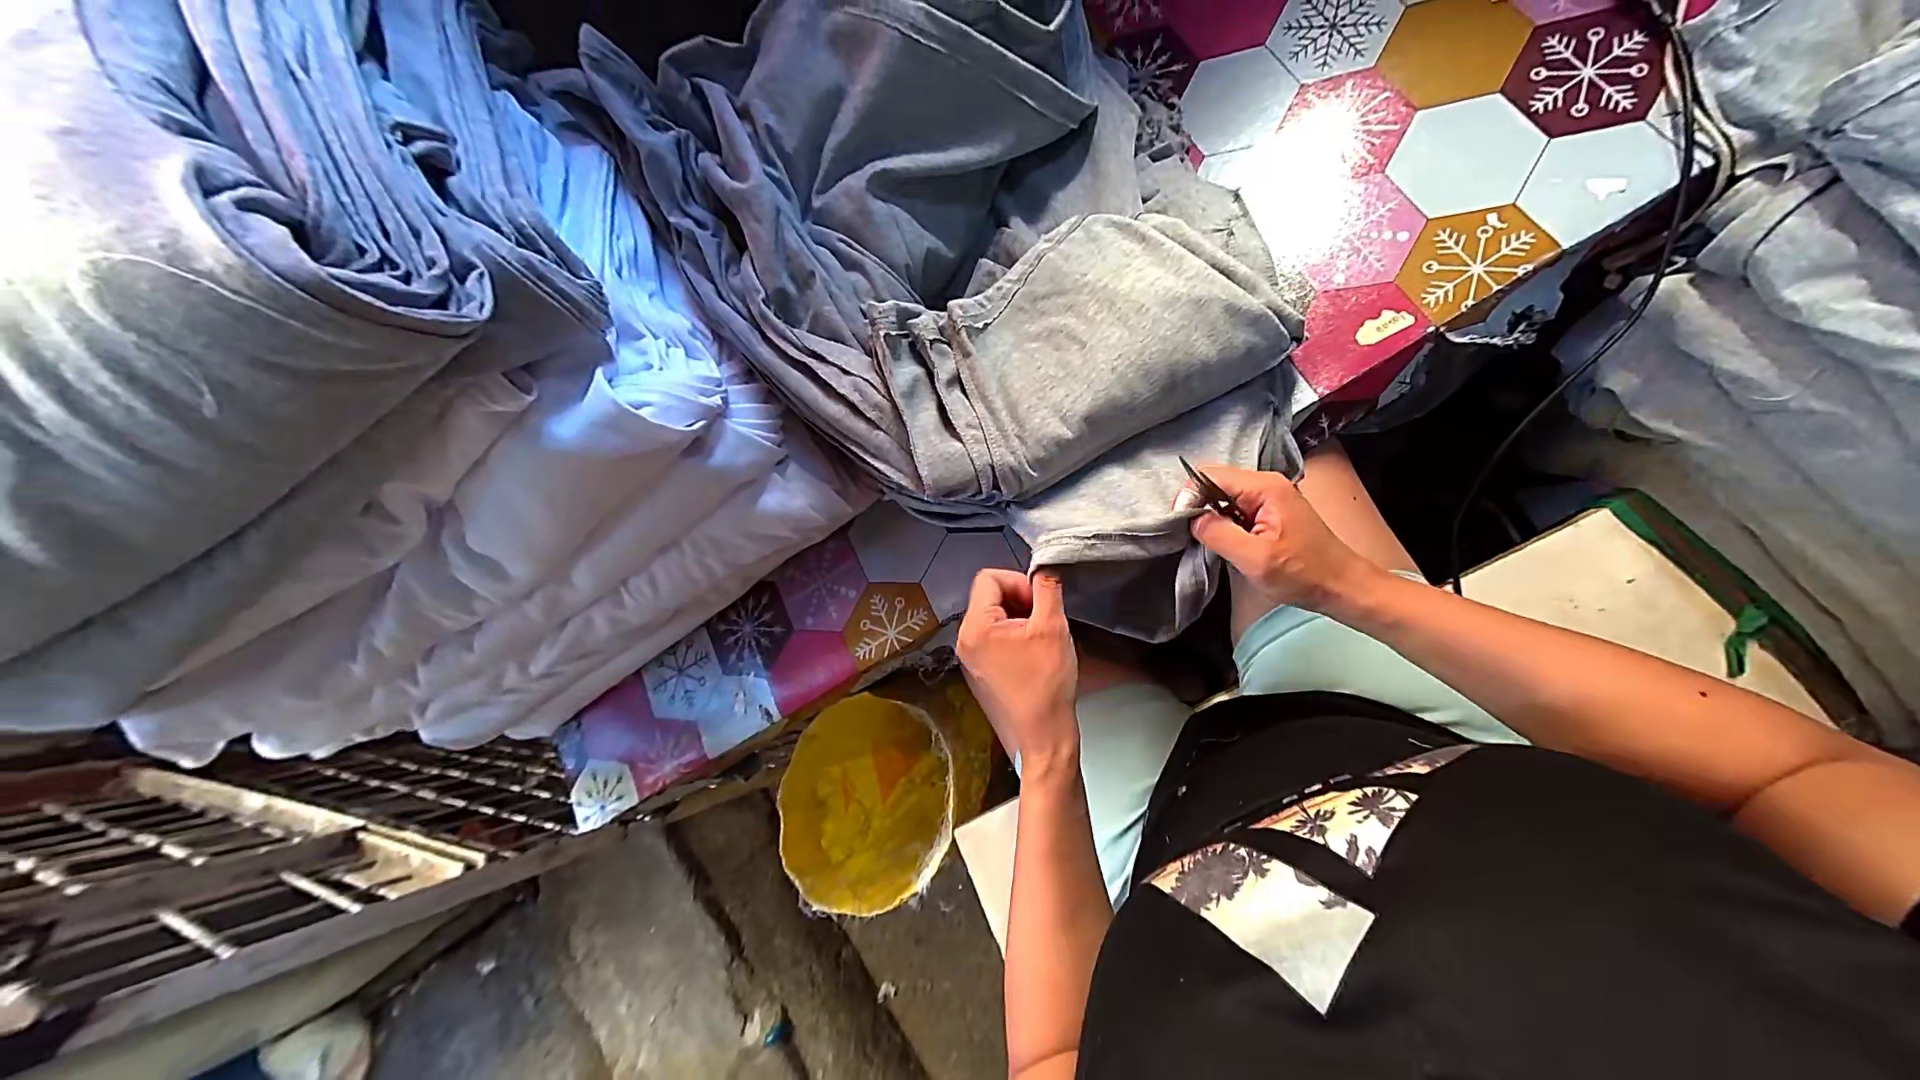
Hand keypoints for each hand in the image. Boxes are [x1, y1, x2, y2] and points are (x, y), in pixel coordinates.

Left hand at [957, 570, 1078, 768]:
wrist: (1042, 738)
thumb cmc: (1046, 687)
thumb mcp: (1053, 628)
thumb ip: (1047, 589)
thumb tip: (1044, 569)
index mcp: (975, 627)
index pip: (989, 578)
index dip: (1019, 581)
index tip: (1040, 600)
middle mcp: (965, 640)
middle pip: (989, 597)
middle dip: (1020, 600)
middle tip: (1044, 619)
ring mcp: (970, 658)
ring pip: (994, 618)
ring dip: (1020, 619)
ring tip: (1041, 639)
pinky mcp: (980, 673)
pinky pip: (994, 639)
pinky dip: (1015, 637)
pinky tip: (1034, 656)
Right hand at [1185, 465, 1385, 612]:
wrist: (1342, 587)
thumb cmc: (1302, 574)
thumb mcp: (1254, 558)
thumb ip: (1217, 532)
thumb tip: (1191, 518)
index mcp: (1264, 487)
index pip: (1209, 476)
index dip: (1190, 497)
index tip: (1183, 525)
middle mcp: (1267, 484)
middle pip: (1215, 483)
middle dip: (1200, 507)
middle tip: (1197, 537)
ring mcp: (1269, 496)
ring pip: (1223, 497)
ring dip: (1213, 518)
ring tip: (1214, 542)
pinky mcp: (1270, 511)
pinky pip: (1235, 508)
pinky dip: (1225, 524)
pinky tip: (1230, 543)